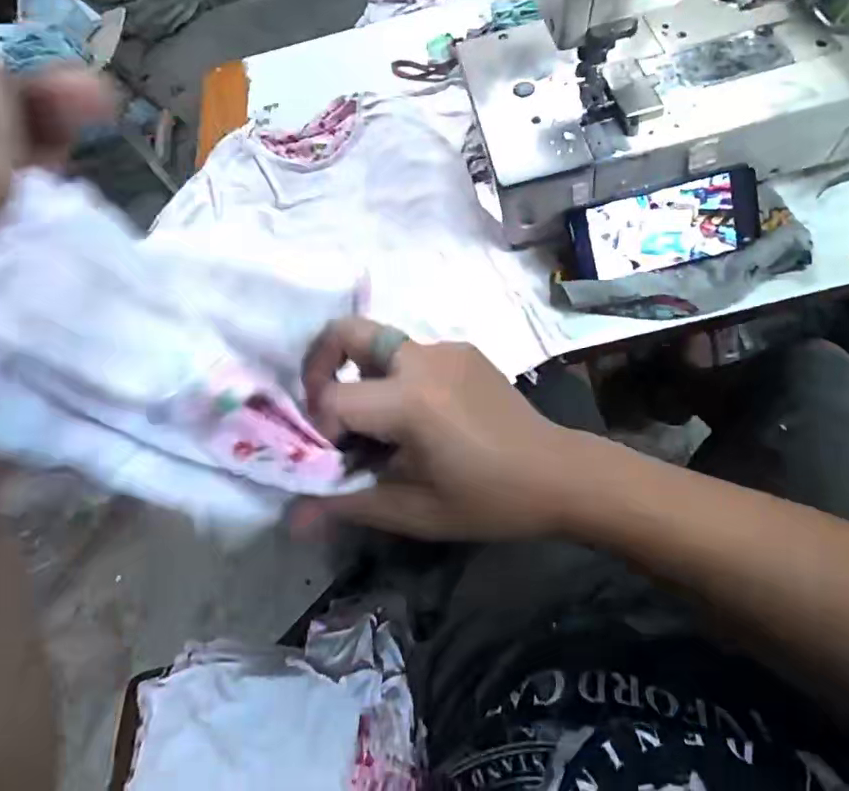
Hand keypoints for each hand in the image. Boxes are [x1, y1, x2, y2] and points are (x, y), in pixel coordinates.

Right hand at [299, 318, 609, 540]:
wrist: (557, 472)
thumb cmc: (488, 499)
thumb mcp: (416, 511)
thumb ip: (348, 504)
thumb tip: (291, 517)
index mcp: (410, 399)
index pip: (331, 399)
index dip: (320, 431)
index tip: (340, 460)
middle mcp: (424, 358)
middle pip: (347, 331)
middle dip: (320, 363)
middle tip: (324, 407)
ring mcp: (448, 348)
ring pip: (381, 343)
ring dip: (363, 376)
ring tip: (380, 425)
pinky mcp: (465, 350)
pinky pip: (414, 353)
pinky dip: (398, 377)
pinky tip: (421, 419)